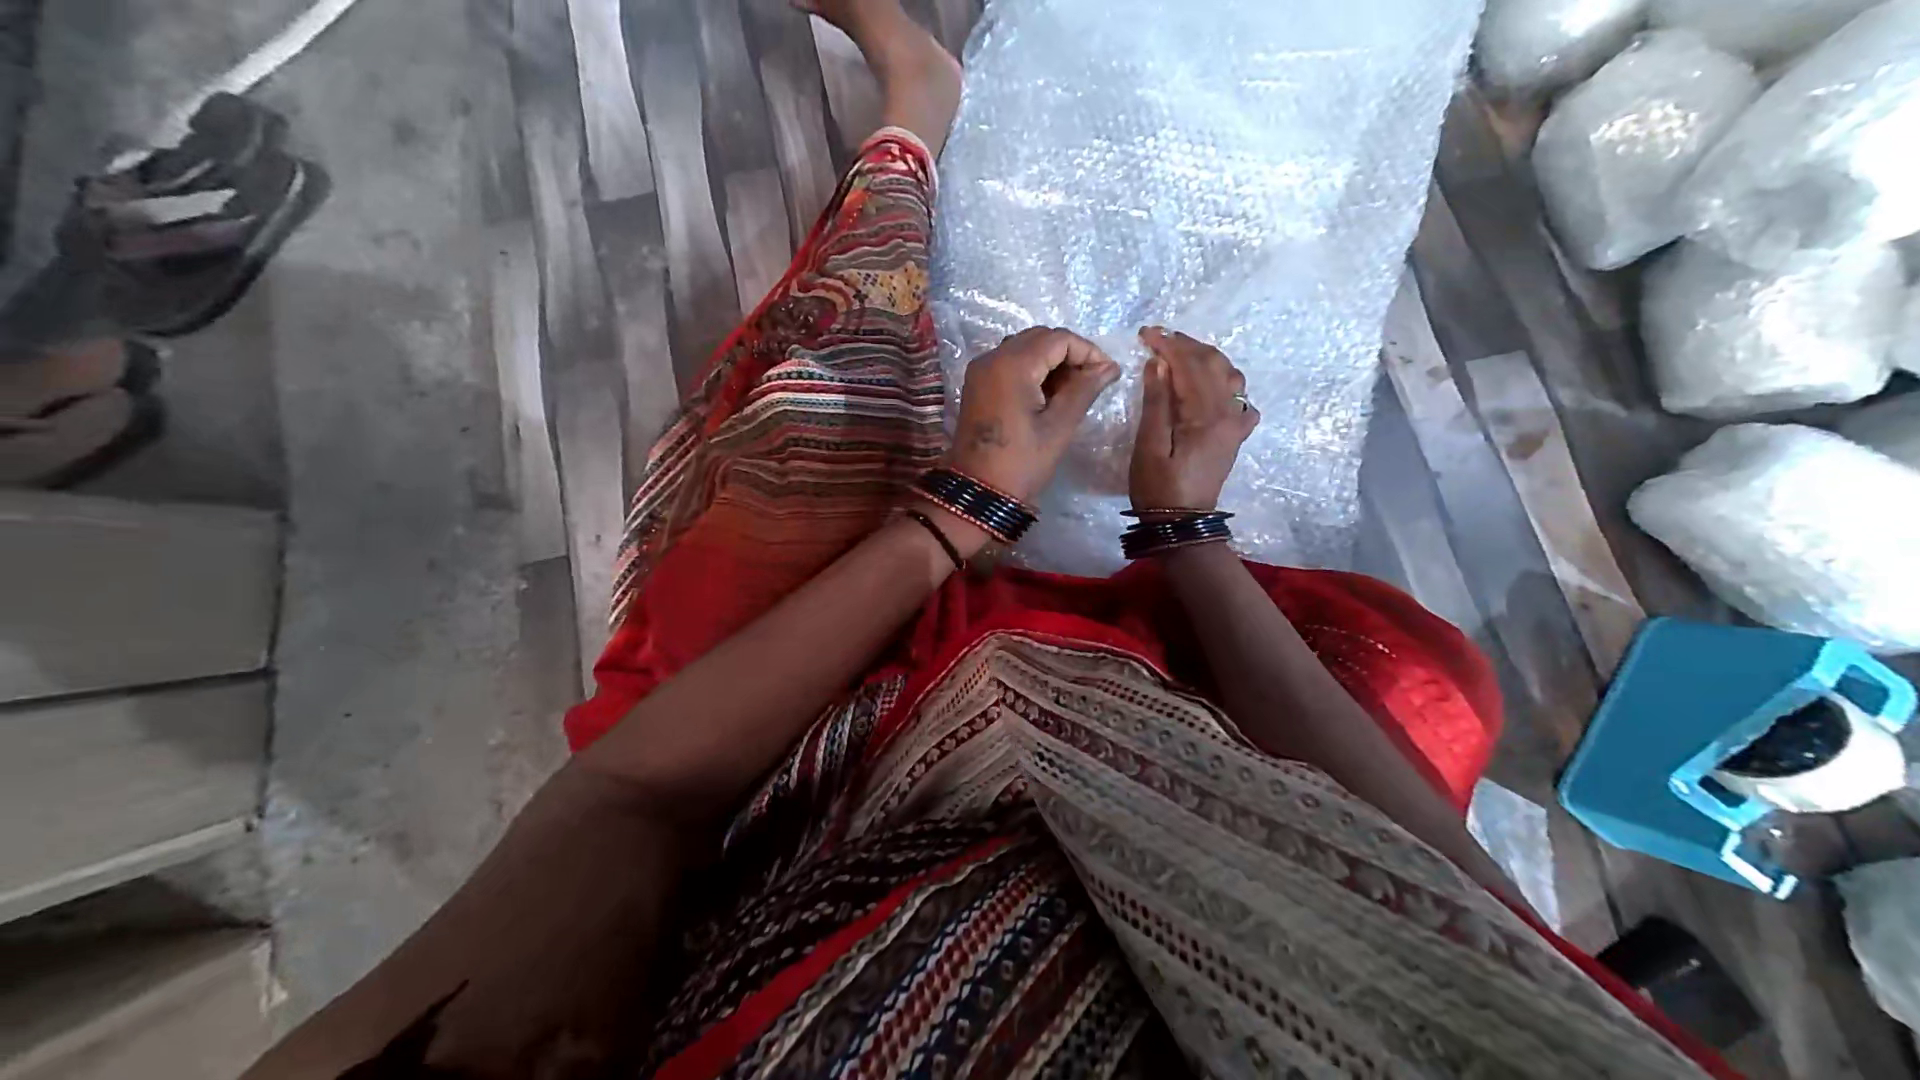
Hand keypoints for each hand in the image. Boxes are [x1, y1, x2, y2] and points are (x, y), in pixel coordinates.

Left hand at [947, 326, 1120, 502]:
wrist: (977, 490)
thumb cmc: (1021, 462)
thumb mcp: (1059, 426)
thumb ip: (1085, 389)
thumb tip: (1110, 367)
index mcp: (1012, 365)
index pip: (1058, 339)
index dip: (1087, 351)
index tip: (1107, 373)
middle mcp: (992, 358)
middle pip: (1040, 338)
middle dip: (1069, 354)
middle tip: (1091, 381)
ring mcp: (981, 370)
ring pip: (1024, 348)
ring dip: (1051, 362)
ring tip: (1072, 390)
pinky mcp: (977, 384)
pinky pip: (1010, 363)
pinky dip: (1032, 370)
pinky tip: (1049, 395)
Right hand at [1129, 326, 1258, 511]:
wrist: (1183, 523)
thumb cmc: (1158, 488)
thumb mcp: (1149, 446)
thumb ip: (1157, 403)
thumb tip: (1159, 364)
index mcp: (1207, 416)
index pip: (1189, 366)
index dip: (1168, 345)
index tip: (1145, 333)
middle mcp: (1230, 414)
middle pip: (1213, 364)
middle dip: (1185, 345)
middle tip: (1159, 337)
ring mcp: (1237, 424)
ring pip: (1230, 375)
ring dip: (1205, 358)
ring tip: (1180, 353)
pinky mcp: (1236, 435)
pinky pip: (1240, 398)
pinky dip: (1225, 382)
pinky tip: (1210, 385)